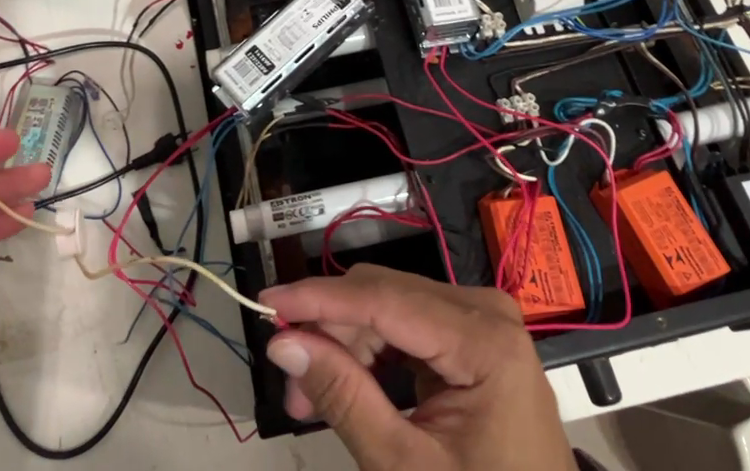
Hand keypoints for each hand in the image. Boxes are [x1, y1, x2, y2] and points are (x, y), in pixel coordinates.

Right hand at [259, 264, 575, 470]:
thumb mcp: (405, 466)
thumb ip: (344, 398)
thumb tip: (282, 342)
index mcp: (484, 340)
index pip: (384, 299)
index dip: (319, 298)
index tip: (265, 302)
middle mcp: (484, 310)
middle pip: (383, 296)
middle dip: (329, 332)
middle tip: (290, 388)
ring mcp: (481, 318)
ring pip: (387, 306)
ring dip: (344, 344)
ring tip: (308, 399)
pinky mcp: (472, 333)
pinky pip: (405, 324)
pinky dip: (370, 352)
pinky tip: (344, 385)